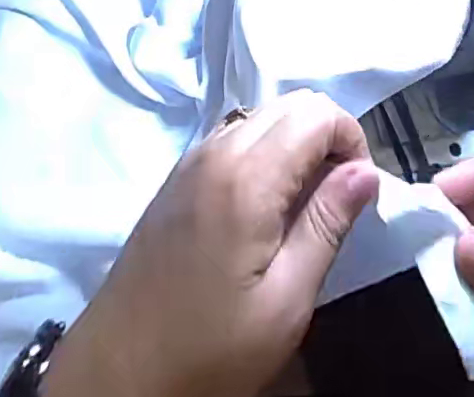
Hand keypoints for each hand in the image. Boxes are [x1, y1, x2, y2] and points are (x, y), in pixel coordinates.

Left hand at [44, 90, 378, 396]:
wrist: (106, 387)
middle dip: (329, 136)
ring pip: (267, 114)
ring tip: (302, 201)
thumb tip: (367, 171)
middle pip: (295, 104)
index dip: (352, 142)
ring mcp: (191, 160)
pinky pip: (238, 135)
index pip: (320, 114)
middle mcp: (217, 151)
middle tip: (334, 195)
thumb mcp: (284, 303)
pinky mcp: (177, 177)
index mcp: (247, 176)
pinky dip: (268, 148)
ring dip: (298, 141)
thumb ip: (328, 224)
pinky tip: (265, 201)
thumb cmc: (204, 353)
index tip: (354, 191)